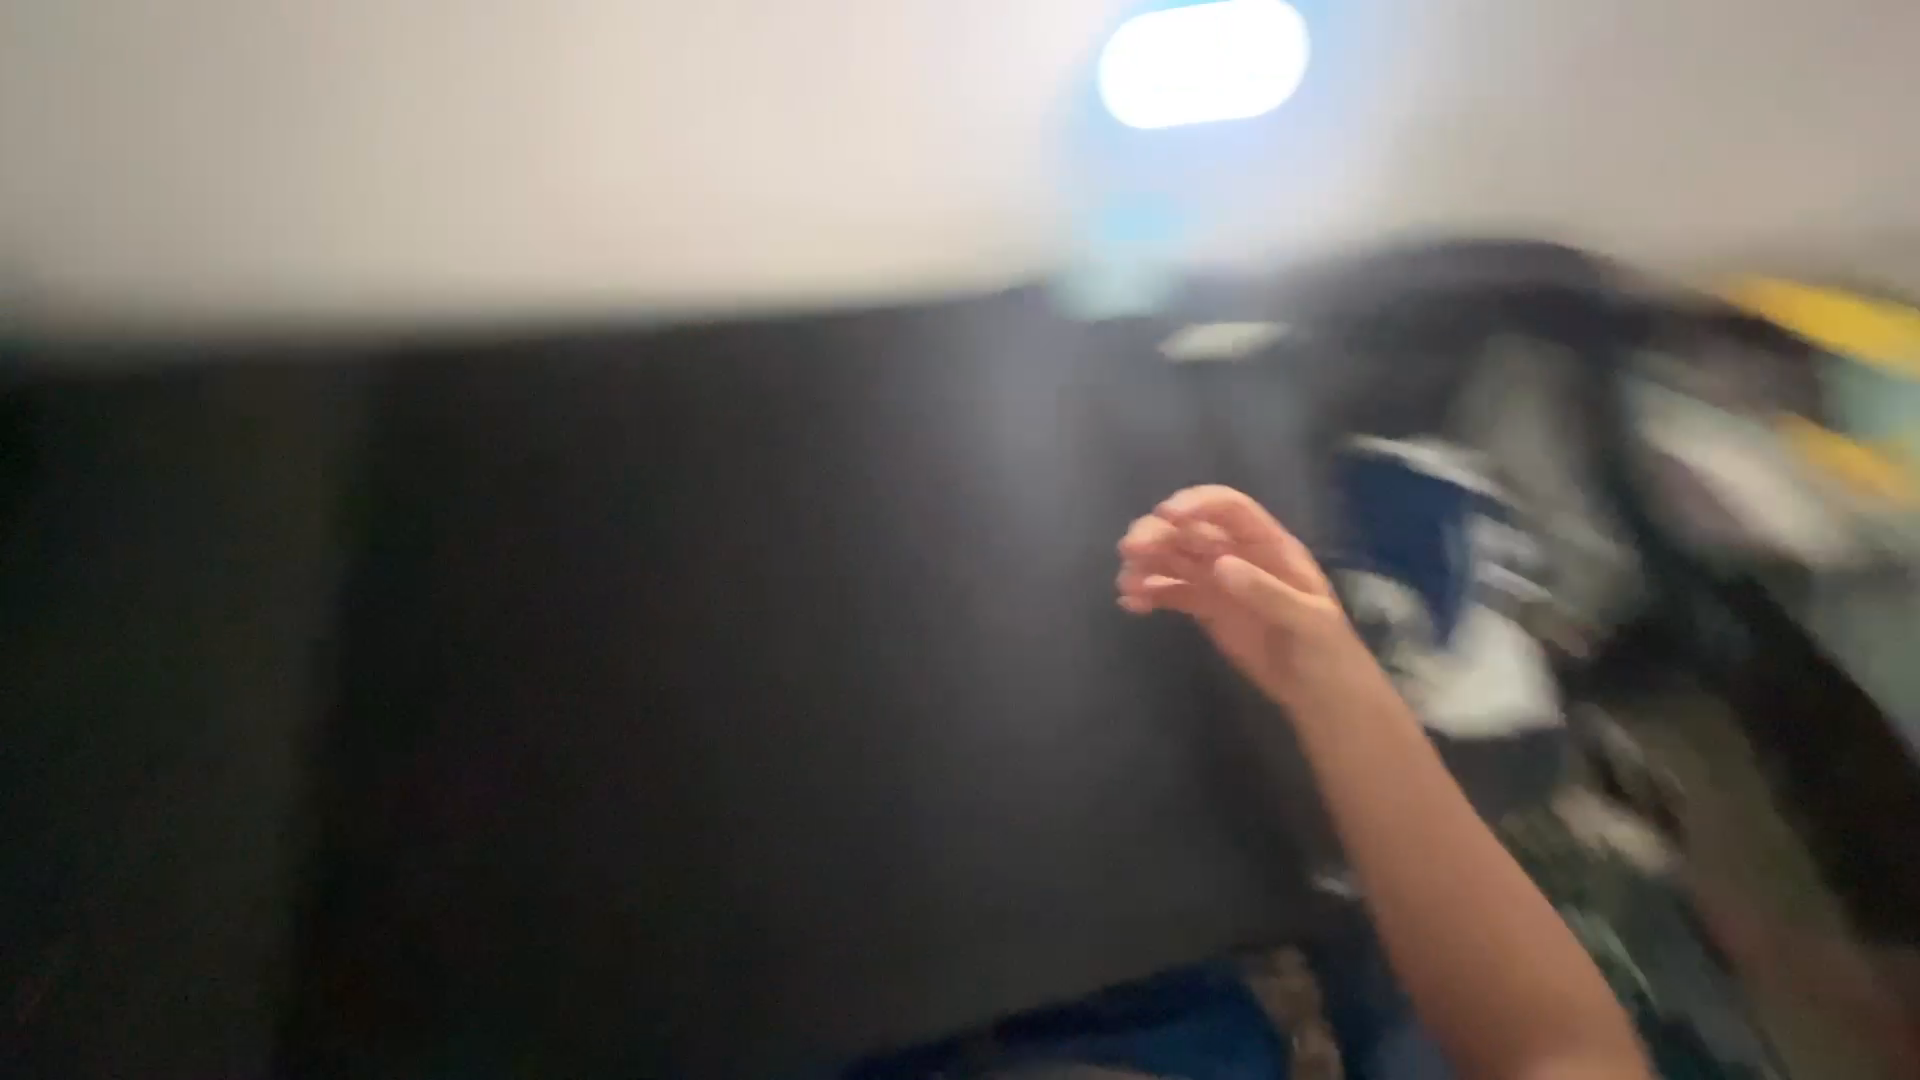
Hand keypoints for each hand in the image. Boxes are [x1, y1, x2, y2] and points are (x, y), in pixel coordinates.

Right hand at [1116, 485, 1357, 705]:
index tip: (1165, 515)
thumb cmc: (1326, 651)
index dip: (1196, 505)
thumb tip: (1220, 565)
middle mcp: (1238, 555)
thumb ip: (1266, 592)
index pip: (1229, 509)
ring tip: (1126, 583)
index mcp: (1269, 546)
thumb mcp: (1307, 621)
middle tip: (1129, 549)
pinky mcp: (1205, 607)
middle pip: (1191, 530)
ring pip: (1173, 559)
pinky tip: (1131, 604)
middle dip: (1157, 533)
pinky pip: (1170, 591)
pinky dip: (1148, 593)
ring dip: (1146, 563)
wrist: (1321, 694)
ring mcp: (1219, 581)